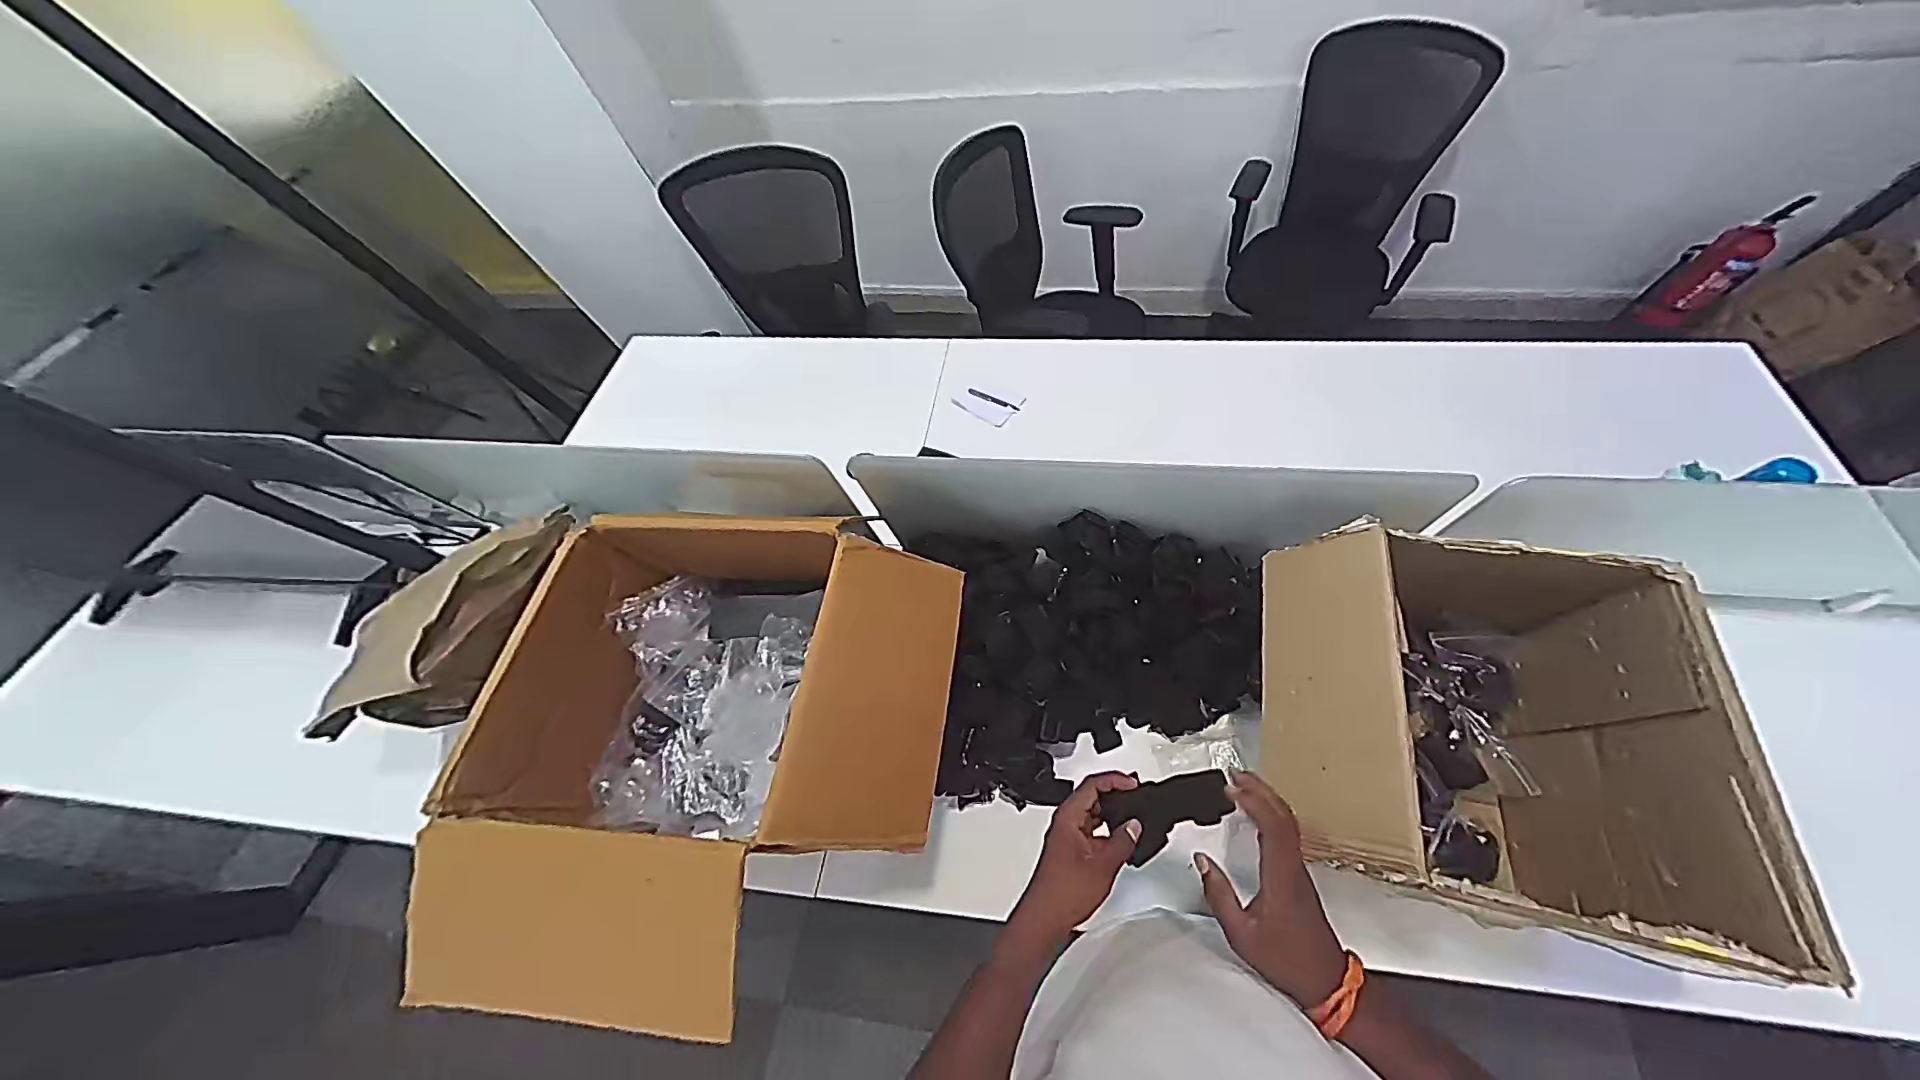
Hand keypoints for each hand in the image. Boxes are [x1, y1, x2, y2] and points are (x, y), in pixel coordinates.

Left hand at [1006, 771, 1141, 945]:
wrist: (1045, 917)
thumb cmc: (1062, 893)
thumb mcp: (1103, 864)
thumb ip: (1122, 841)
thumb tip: (1133, 826)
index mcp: (1068, 817)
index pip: (1092, 784)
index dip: (1115, 779)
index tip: (1132, 782)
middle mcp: (1065, 823)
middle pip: (1091, 795)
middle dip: (1114, 792)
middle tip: (1134, 792)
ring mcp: (1067, 835)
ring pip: (1092, 813)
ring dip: (1111, 812)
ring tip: (1132, 815)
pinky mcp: (1071, 849)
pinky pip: (1091, 830)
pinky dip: (1107, 829)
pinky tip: (1121, 839)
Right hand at [1195, 769, 1348, 1007]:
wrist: (1327, 982)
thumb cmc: (1288, 962)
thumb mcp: (1241, 934)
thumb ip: (1218, 895)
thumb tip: (1202, 862)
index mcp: (1281, 880)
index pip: (1273, 828)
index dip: (1254, 802)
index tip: (1232, 788)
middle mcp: (1294, 869)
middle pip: (1284, 817)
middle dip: (1260, 790)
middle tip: (1236, 774)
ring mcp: (1300, 870)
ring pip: (1289, 823)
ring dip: (1267, 798)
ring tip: (1244, 784)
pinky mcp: (1299, 875)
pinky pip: (1288, 833)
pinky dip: (1271, 813)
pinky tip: (1257, 811)